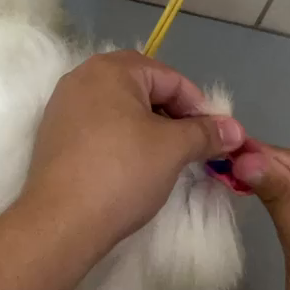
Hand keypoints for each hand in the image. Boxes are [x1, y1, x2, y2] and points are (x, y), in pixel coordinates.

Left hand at [22, 50, 243, 251]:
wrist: (61, 221)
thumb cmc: (122, 173)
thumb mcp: (172, 149)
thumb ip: (205, 133)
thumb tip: (235, 129)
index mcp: (110, 68)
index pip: (169, 77)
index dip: (198, 105)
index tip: (216, 137)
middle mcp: (82, 76)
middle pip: (142, 85)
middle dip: (172, 113)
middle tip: (193, 144)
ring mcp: (64, 104)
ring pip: (119, 105)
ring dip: (147, 124)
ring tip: (167, 155)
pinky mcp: (54, 132)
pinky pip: (98, 123)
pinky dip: (121, 135)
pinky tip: (133, 163)